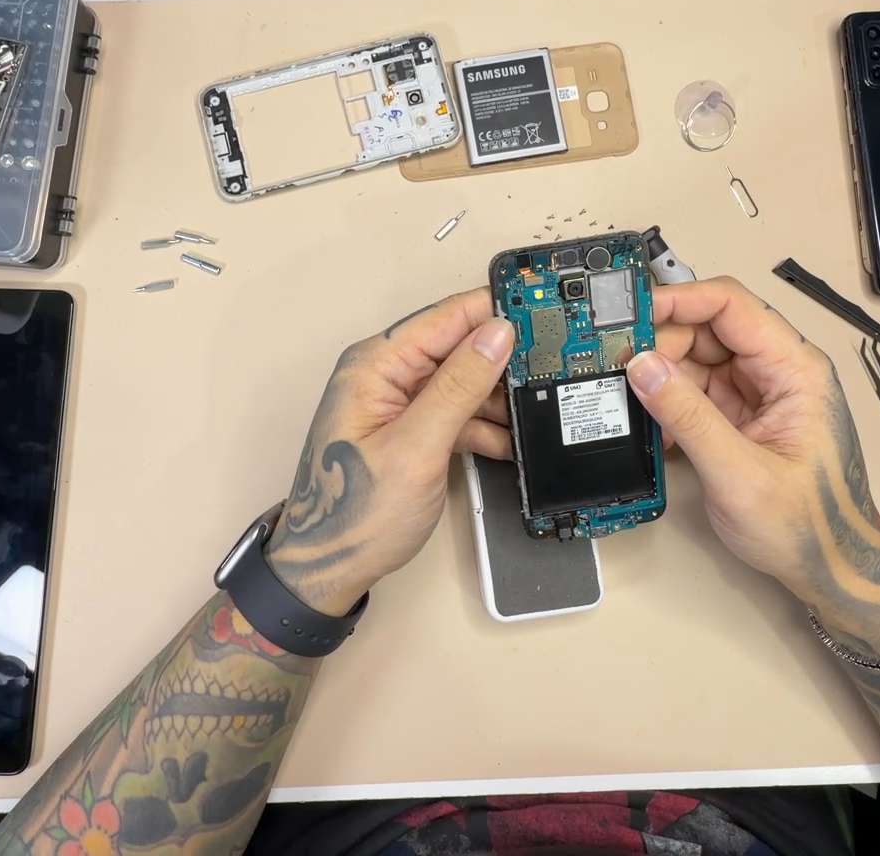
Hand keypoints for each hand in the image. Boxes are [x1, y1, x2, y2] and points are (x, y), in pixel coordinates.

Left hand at [264, 289, 514, 615]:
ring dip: (496, 399)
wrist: (330, 567)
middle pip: (458, 346)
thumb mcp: (416, 448)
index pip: (445, 317)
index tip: (543, 313)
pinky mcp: (412, 426)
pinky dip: (483, 426)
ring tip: (531, 416)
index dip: (494, 312)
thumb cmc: (356, 513)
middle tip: (548, 370)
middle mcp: (386, 373)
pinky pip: (456, 411)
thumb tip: (495, 335)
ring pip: (463, 380)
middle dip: (502, 359)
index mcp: (376, 364)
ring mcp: (399, 401)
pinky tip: (507, 444)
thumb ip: (458, 387)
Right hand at [624, 276, 879, 606]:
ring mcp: (756, 392)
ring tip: (635, 404)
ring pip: (693, 357)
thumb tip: (643, 368)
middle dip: (660, 344)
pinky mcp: (738, 414)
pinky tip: (656, 427)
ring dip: (659, 376)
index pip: (731, 307)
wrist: (832, 570)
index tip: (632, 315)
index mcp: (794, 370)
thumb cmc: (810, 526)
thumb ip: (688, 416)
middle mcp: (776, 371)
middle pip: (705, 328)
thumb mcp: (739, 473)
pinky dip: (666, 402)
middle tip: (621, 367)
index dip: (679, 301)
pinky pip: (692, 388)